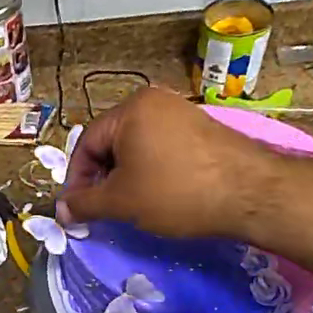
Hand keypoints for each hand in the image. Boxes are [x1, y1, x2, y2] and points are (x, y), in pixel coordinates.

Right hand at [58, 86, 312, 271]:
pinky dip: (151, 172)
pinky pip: (162, 148)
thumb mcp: (122, 202)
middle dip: (102, 178)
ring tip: (131, 206)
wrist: (251, 193)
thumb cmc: (176, 192)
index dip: (76, 180)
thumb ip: (85, 204)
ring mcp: (181, 113)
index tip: (76, 210)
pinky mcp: (201, 129)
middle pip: (112, 142)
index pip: (86, 143)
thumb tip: (61, 211)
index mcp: (130, 109)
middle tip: (103, 210)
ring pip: (137, 147)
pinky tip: (159, 196)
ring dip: (126, 178)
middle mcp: (154, 102)